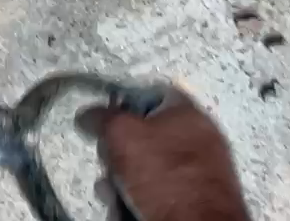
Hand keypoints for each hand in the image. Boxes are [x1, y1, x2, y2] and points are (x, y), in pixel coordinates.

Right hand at [80, 88, 249, 220]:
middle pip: (144, 129)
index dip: (121, 99)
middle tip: (109, 155)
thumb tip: (88, 116)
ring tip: (113, 185)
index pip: (149, 91)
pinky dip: (139, 190)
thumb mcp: (119, 132)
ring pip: (147, 160)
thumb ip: (100, 115)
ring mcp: (201, 172)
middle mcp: (201, 139)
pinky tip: (125, 199)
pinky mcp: (196, 199)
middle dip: (118, 144)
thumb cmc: (165, 174)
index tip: (104, 114)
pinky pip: (158, 184)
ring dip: (122, 171)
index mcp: (190, 114)